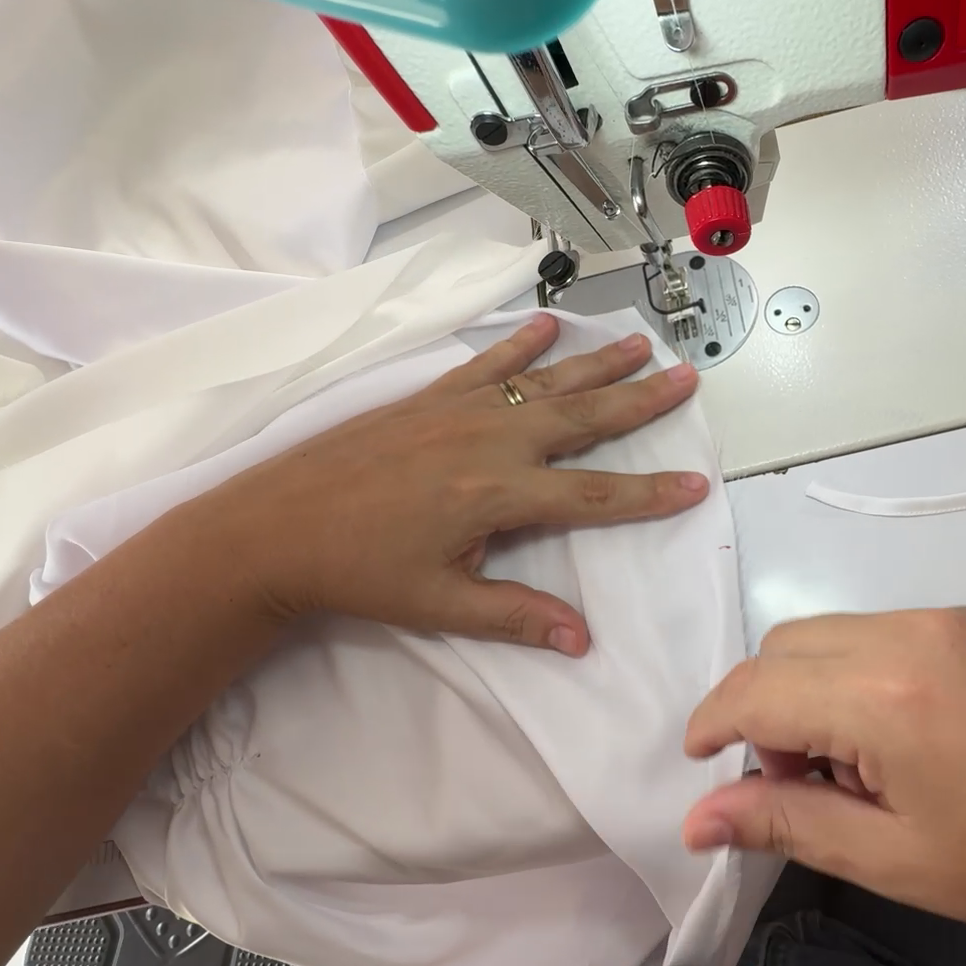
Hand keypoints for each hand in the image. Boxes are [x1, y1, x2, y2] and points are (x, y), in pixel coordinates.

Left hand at [178, 313, 707, 654]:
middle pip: (584, 418)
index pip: (594, 496)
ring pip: (546, 381)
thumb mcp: (440, 606)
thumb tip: (582, 640)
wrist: (268, 528)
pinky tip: (548, 324)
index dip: (650, 494)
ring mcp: (459, 410)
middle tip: (686, 379)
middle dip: (641, 401)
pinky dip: (519, 343)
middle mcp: (489, 441)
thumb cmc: (357, 573)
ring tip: (640, 345)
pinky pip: (486, 363)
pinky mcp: (429, 396)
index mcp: (497, 495)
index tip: (696, 484)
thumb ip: (516, 617)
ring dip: (597, 363)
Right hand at [681, 608, 965, 949]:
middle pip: (788, 645)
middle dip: (763, 707)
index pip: (758, 688)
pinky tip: (900, 732)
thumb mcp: (887, 856)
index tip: (700, 763)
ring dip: (812, 687)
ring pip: (835, 633)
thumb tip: (697, 819)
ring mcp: (953, 618)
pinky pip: (887, 630)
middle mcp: (913, 631)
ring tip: (854, 763)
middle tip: (792, 779)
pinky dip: (860, 671)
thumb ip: (782, 821)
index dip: (713, 723)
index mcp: (886, 692)